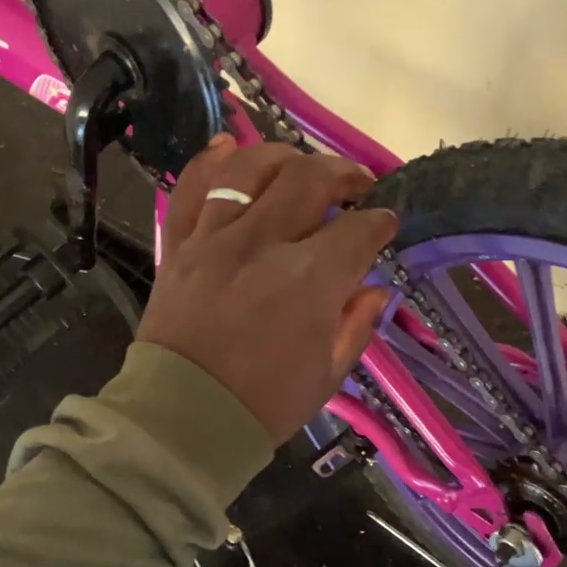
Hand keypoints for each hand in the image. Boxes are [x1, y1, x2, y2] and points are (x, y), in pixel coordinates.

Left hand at [140, 135, 399, 442]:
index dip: (380, 223)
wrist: (185, 418)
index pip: (357, 230)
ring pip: (252, 168)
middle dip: (344, 174)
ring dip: (285, 158)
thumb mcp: (327, 376)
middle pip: (310, 180)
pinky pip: (192, 186)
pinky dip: (211, 161)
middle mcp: (263, 243)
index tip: (387, 225)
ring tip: (300, 168)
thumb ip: (356, 325)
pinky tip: (230, 148)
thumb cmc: (265, 405)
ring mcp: (215, 238)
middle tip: (356, 185)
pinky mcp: (180, 244)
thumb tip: (374, 288)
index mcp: (309, 281)